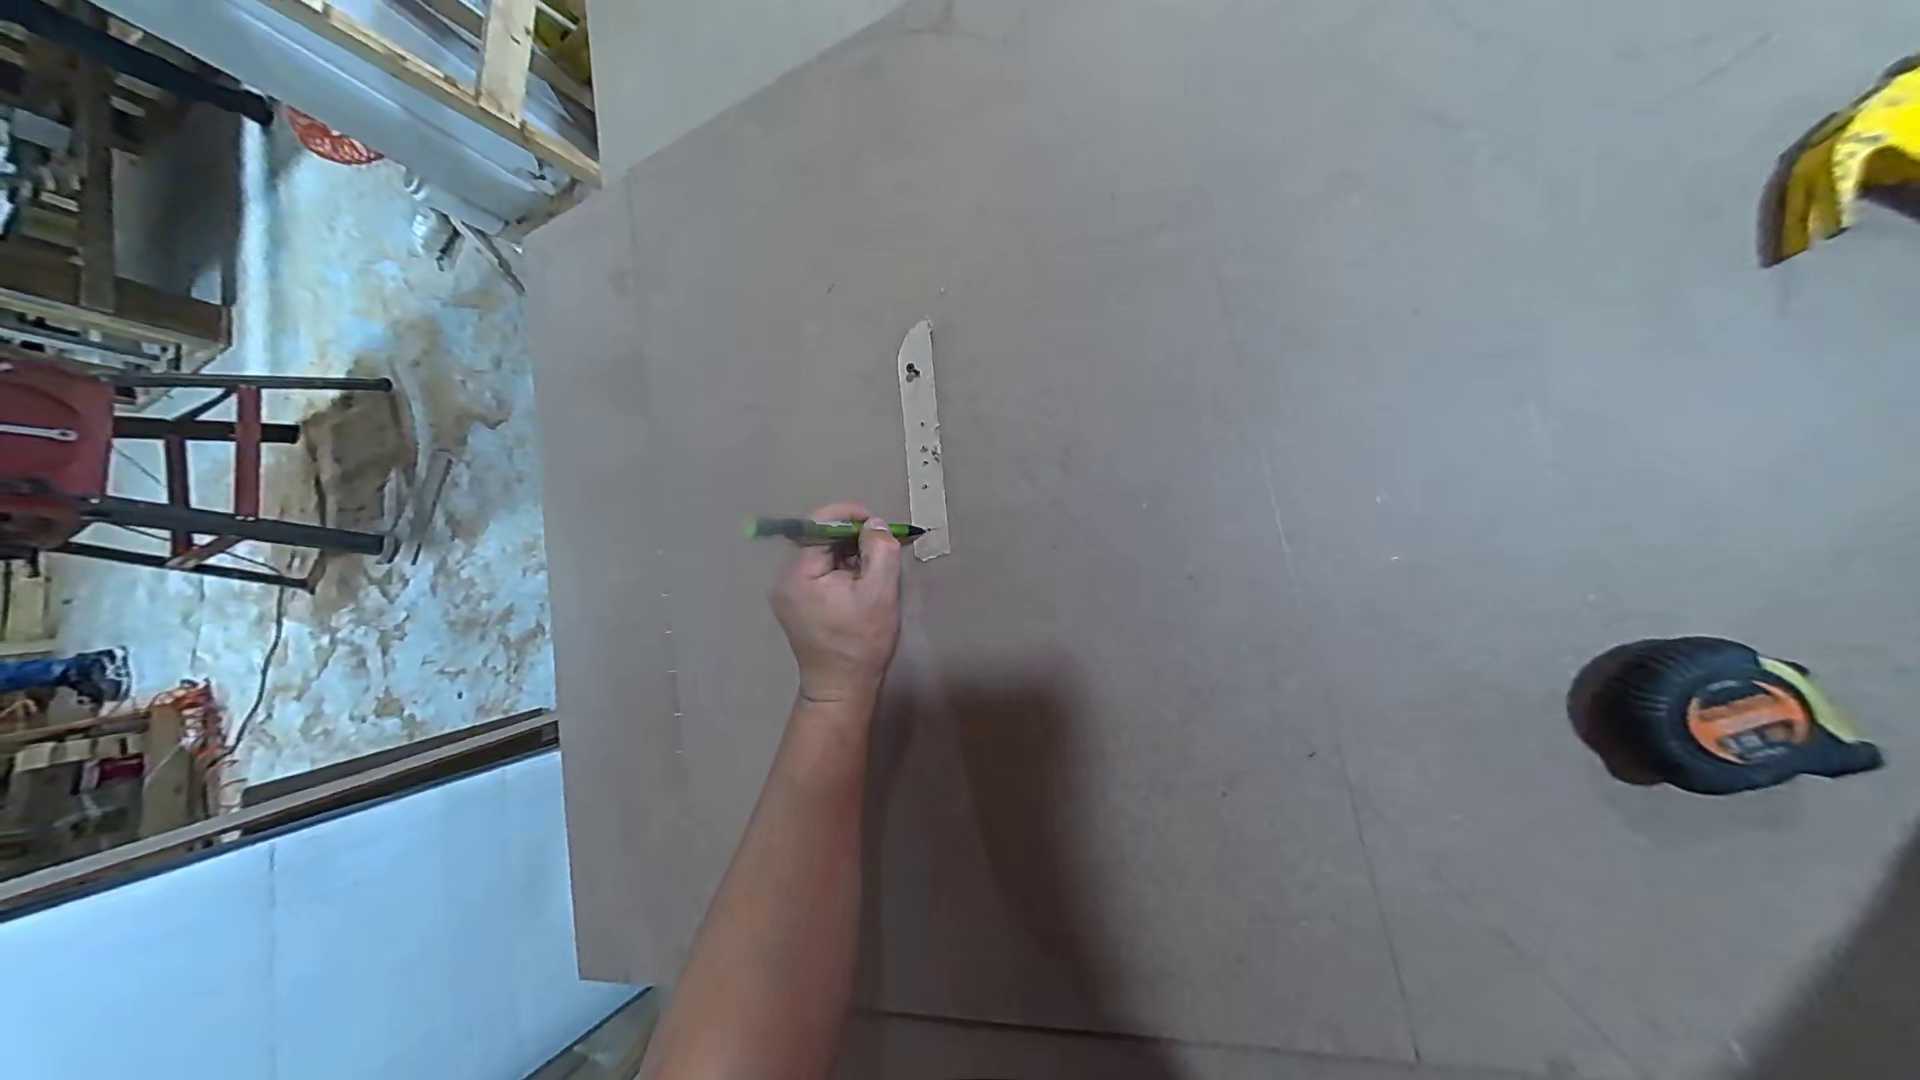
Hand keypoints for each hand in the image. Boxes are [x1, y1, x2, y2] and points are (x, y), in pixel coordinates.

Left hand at [770, 502, 902, 706]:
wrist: (842, 689)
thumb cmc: (861, 642)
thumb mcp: (880, 592)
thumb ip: (880, 550)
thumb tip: (875, 524)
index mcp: (798, 574)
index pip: (818, 525)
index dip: (848, 516)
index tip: (876, 523)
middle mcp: (785, 579)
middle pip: (819, 539)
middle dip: (852, 538)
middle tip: (882, 547)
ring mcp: (788, 593)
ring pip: (822, 555)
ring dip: (849, 554)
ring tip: (875, 568)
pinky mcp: (797, 603)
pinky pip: (820, 572)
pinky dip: (842, 569)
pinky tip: (862, 582)